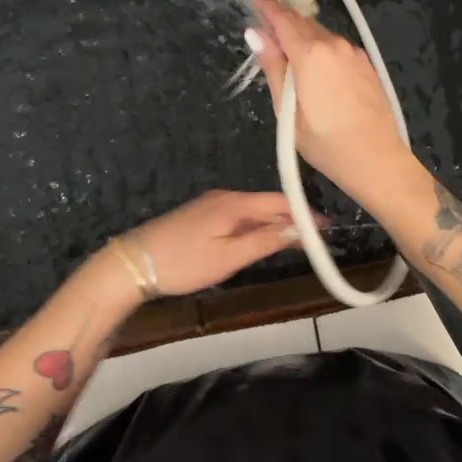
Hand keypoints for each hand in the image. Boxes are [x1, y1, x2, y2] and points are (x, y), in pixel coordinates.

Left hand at [121, 190, 317, 295]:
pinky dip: (256, 228)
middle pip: (268, 205)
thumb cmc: (183, 263)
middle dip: (293, 220)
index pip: (280, 202)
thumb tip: (298, 231)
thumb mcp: (229, 257)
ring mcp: (210, 205)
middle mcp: (225, 197)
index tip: (328, 227)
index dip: (306, 214)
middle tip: (317, 240)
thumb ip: (264, 242)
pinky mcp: (200, 217)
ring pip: (253, 212)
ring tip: (297, 244)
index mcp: (234, 203)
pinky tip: (261, 242)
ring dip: (275, 225)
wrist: (133, 264)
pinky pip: (238, 218)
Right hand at [249, 0, 412, 192]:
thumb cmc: (326, 143)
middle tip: (266, 25)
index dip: (267, 6)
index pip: (283, 20)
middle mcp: (334, 45)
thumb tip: (256, 34)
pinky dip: (321, 49)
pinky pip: (337, 49)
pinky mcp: (366, 66)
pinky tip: (317, 67)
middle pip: (303, 24)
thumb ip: (273, 69)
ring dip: (303, 36)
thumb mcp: (288, 113)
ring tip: (289, 48)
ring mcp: (354, 54)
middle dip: (284, 21)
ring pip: (322, 36)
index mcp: (310, 54)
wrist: (377, 159)